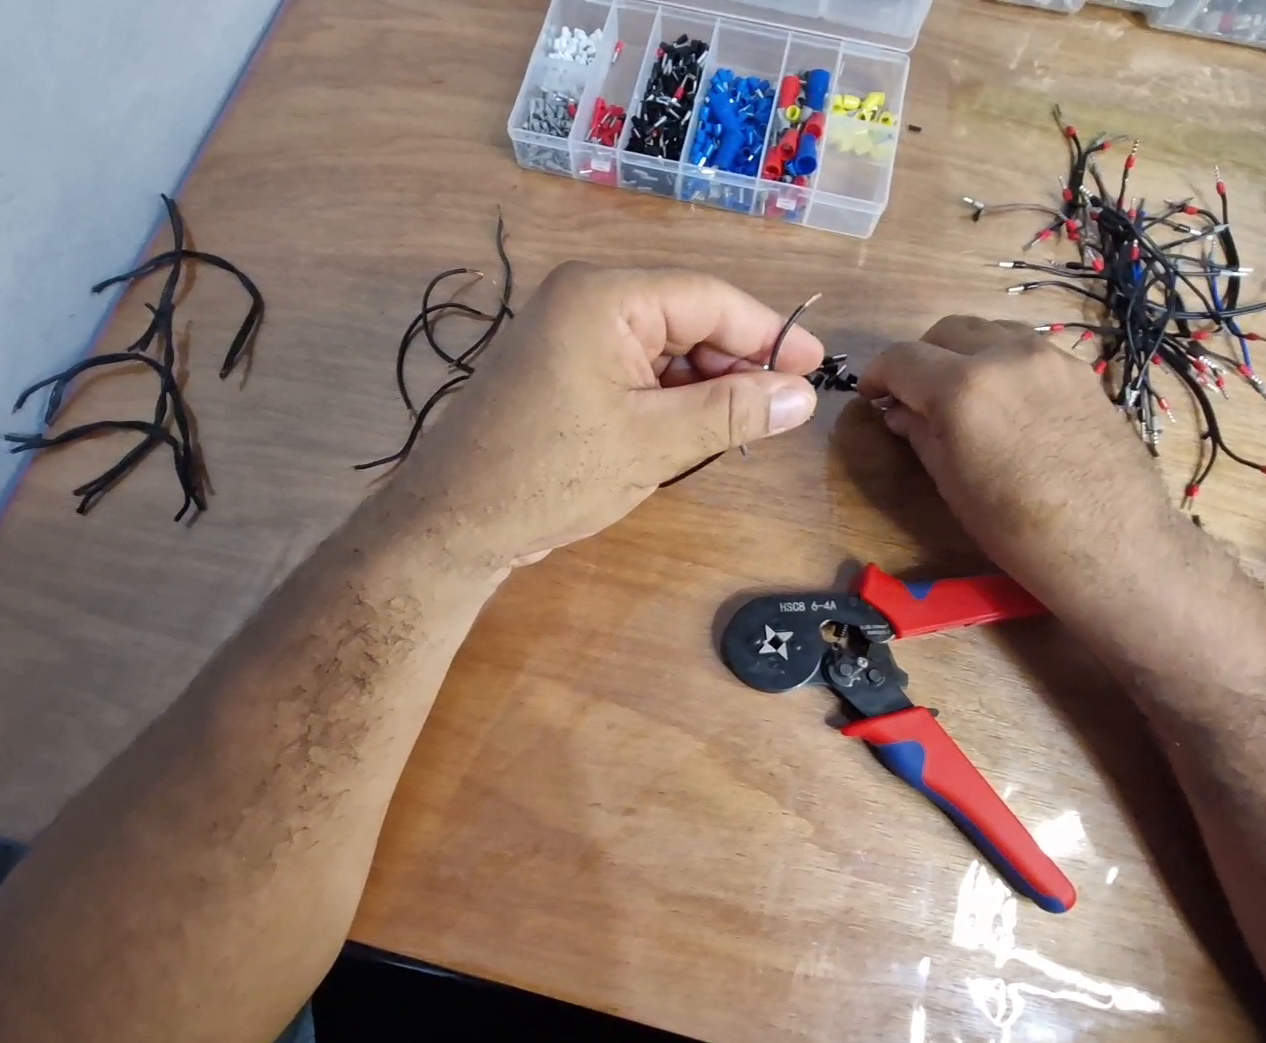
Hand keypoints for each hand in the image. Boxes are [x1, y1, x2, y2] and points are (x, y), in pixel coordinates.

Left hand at [373, 264, 824, 567]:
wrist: (454, 522)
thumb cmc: (550, 475)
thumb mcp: (652, 444)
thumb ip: (731, 413)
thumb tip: (801, 397)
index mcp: (603, 297)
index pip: (708, 298)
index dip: (766, 333)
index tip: (811, 368)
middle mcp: (584, 300)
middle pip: (685, 319)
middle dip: (732, 364)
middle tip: (774, 410)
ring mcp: (568, 334)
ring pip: (660, 349)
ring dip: (700, 387)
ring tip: (735, 428)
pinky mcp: (561, 370)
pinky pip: (631, 371)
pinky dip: (665, 399)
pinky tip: (687, 431)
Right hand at [858, 316, 1178, 606]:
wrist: (1110, 543)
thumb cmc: (1015, 527)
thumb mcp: (950, 482)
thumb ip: (920, 433)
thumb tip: (899, 411)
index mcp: (962, 388)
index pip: (901, 359)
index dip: (877, 375)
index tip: (871, 395)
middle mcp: (1004, 356)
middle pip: (945, 331)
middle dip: (919, 357)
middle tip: (911, 394)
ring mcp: (1048, 357)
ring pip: (988, 329)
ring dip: (960, 352)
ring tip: (956, 392)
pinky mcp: (1078, 369)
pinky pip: (1024, 346)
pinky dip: (998, 359)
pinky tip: (1000, 398)